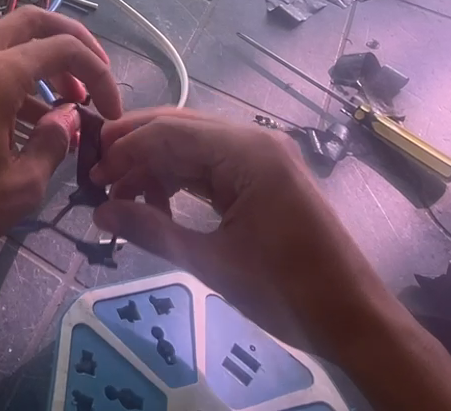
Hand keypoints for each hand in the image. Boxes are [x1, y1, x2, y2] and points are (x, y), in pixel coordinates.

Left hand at [0, 7, 122, 280]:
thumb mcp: (22, 185)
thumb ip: (54, 142)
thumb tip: (68, 117)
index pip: (63, 48)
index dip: (99, 73)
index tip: (113, 110)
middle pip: (34, 21)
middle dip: (73, 42)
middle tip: (96, 78)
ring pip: (10, 38)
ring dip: (45, 60)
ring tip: (70, 106)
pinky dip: (19, 76)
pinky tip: (33, 120)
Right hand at [90, 107, 382, 351]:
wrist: (357, 322)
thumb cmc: (288, 293)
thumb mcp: (212, 263)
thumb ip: (152, 230)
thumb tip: (99, 213)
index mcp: (247, 152)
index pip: (169, 132)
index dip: (125, 150)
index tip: (93, 177)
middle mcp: (254, 140)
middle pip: (178, 128)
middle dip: (135, 150)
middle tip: (97, 176)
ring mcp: (261, 156)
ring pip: (191, 145)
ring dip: (154, 165)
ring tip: (122, 194)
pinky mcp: (262, 175)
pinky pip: (209, 163)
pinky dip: (179, 178)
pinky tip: (157, 201)